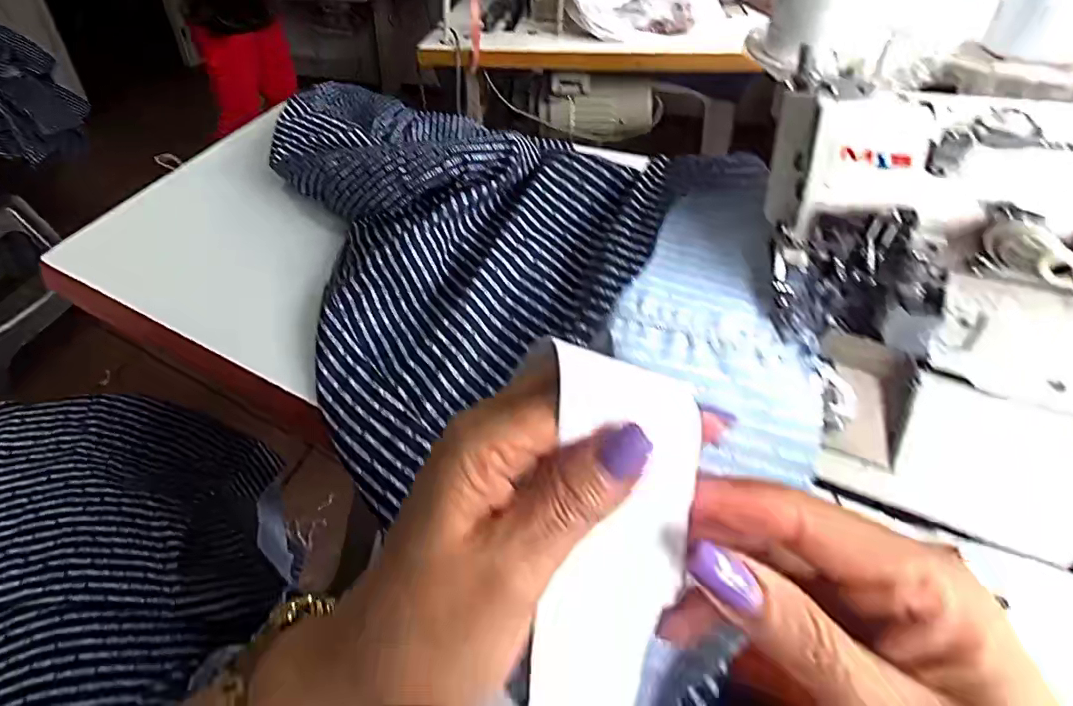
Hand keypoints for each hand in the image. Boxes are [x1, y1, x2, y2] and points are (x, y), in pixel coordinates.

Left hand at [249, 361, 666, 705]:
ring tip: (685, 461)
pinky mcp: (500, 493)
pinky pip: (558, 462)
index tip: (703, 422)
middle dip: (635, 411)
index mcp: (481, 441)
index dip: (635, 401)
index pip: (569, 395)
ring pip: (568, 428)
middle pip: (570, 399)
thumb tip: (638, 436)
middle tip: (704, 437)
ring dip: (621, 440)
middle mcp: (487, 436)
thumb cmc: (431, 635)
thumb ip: (570, 499)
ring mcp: (492, 463)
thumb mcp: (509, 571)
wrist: (369, 681)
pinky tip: (636, 491)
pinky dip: (599, 471)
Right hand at [676, 480, 1056, 705]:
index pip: (804, 514)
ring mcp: (870, 599)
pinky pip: (783, 601)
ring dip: (716, 579)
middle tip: (648, 549)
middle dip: (714, 539)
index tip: (666, 501)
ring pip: (774, 565)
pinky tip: (697, 621)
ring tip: (663, 603)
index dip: (731, 501)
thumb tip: (716, 564)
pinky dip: (736, 611)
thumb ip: (806, 640)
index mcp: (920, 574)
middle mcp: (890, 569)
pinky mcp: (852, 628)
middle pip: (783, 535)